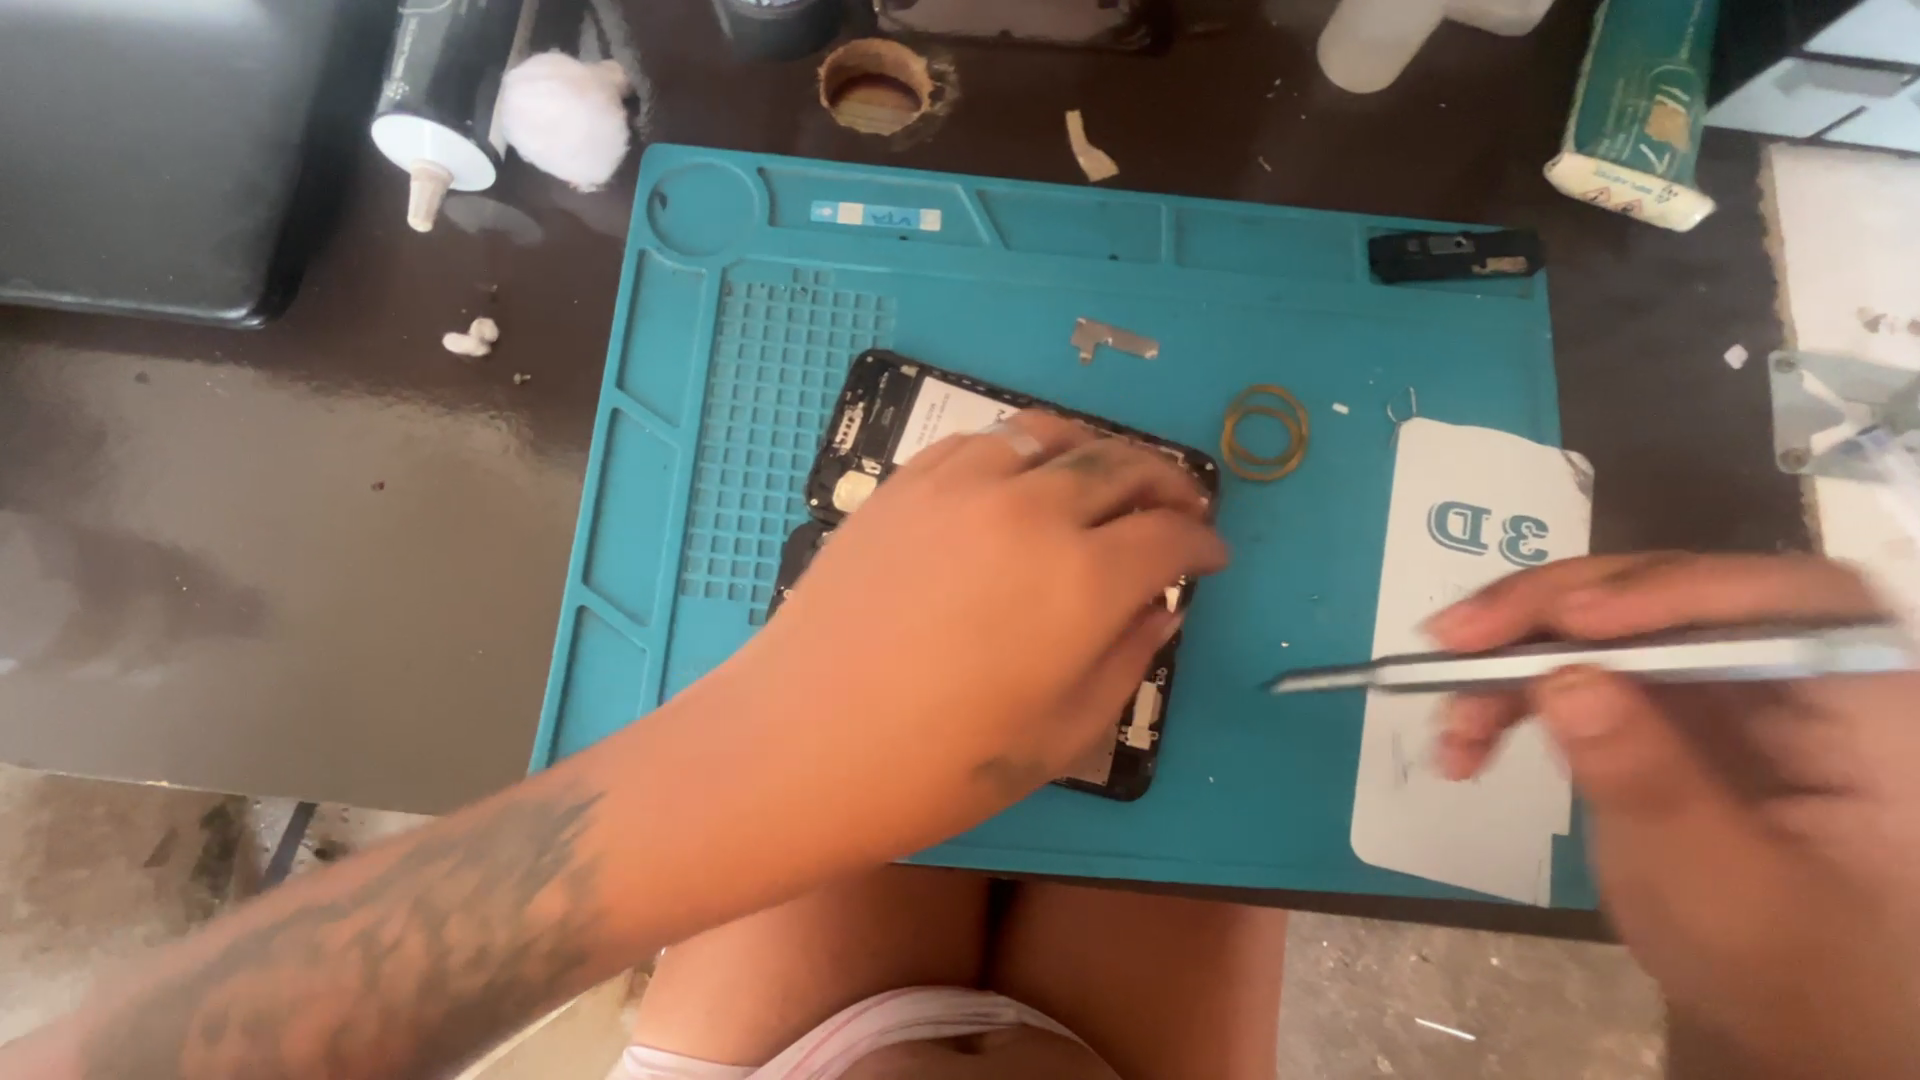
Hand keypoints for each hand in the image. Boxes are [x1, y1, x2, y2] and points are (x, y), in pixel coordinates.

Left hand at [710, 411, 1224, 859]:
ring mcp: (961, 485)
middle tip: (1179, 507)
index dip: (1202, 544)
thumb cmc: (933, 766)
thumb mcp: (1057, 738)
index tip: (1211, 557)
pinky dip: (1022, 450)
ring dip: (1097, 452)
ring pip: (1051, 435)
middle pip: (1121, 467)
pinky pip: (982, 441)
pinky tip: (1021, 477)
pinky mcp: (905, 482)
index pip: (1169, 537)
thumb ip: (1123, 663)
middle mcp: (1031, 511)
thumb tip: (1160, 610)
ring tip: (1108, 478)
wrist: (798, 742)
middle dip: (1166, 484)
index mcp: (1083, 580)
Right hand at [1426, 554, 1919, 1075]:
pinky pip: (1560, 671)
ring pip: (1593, 627)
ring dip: (1503, 660)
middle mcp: (1787, 679)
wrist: (1772, 1012)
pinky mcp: (1649, 707)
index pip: (1794, 605)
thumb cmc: (1783, 968)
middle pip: (1665, 596)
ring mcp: (1713, 690)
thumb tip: (1563, 682)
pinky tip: (1461, 747)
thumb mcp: (1719, 886)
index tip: (1575, 621)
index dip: (1684, 590)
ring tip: (1448, 723)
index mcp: (1866, 716)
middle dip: (1550, 610)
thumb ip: (1650, 781)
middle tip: (1455, 637)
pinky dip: (1499, 698)